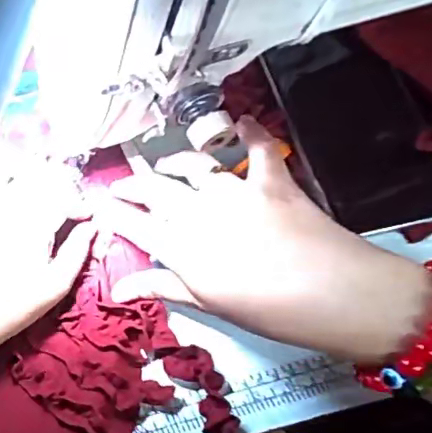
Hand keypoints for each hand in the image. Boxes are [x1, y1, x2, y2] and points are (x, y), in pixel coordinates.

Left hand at [0, 140, 94, 366]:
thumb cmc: (12, 307)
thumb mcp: (56, 286)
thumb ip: (78, 251)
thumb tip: (92, 228)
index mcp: (36, 220)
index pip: (65, 193)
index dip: (79, 202)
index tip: (84, 216)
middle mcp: (7, 204)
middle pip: (35, 170)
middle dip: (53, 177)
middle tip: (61, 194)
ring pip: (0, 166)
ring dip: (18, 167)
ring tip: (28, 180)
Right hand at [91, 120, 431, 363]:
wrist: (334, 293)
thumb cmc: (267, 310)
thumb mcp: (209, 303)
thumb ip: (164, 286)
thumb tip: (120, 287)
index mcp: (181, 246)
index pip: (134, 222)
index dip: (112, 212)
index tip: (97, 204)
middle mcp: (200, 211)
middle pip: (155, 187)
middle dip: (132, 184)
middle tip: (122, 186)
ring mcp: (236, 190)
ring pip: (195, 164)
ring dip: (177, 162)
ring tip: (167, 165)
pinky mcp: (272, 179)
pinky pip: (257, 147)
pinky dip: (249, 132)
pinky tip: (242, 122)